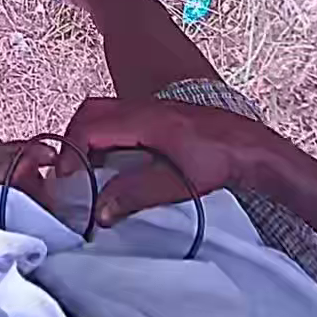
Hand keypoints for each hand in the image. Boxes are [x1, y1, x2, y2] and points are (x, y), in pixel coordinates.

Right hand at [65, 96, 296, 226]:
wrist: (249, 145)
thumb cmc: (217, 161)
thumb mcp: (177, 183)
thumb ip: (136, 194)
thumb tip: (99, 210)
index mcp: (143, 119)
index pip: (90, 126)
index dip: (71, 151)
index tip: (67, 179)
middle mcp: (140, 107)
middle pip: (89, 112)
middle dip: (73, 139)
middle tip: (70, 172)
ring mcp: (147, 107)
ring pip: (101, 111)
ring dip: (87, 136)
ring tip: (87, 169)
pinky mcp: (153, 114)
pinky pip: (115, 116)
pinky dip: (103, 135)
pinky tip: (111, 161)